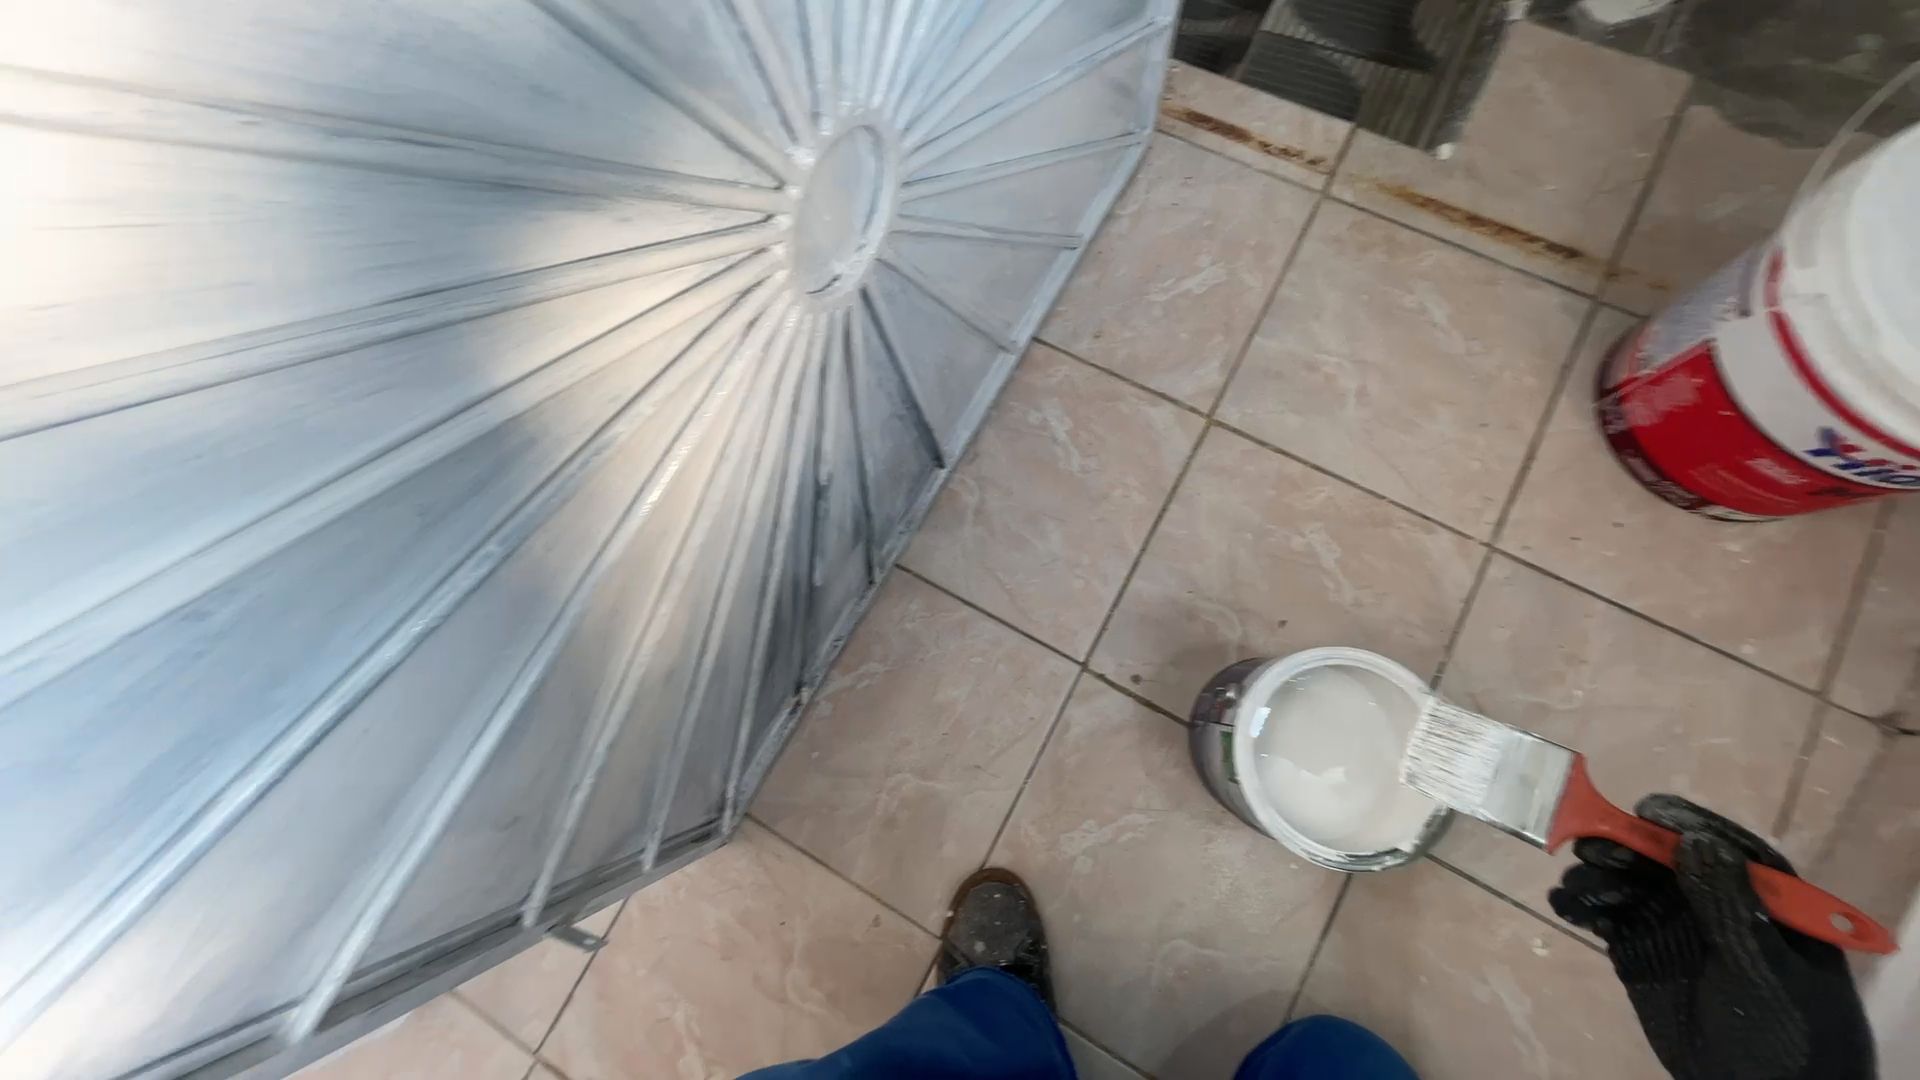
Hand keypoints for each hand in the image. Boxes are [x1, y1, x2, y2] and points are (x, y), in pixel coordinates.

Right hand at [1546, 794, 1874, 1079]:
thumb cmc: (1782, 1026)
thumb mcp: (1763, 966)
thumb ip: (1729, 904)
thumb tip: (1694, 838)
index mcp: (1752, 894)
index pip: (1711, 839)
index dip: (1675, 821)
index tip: (1641, 813)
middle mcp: (1702, 895)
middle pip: (1647, 848)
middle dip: (1616, 846)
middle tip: (1596, 857)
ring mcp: (1663, 916)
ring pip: (1613, 873)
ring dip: (1590, 876)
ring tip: (1583, 897)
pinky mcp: (1630, 938)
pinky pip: (1594, 907)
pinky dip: (1573, 901)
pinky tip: (1568, 908)